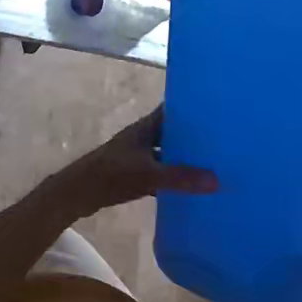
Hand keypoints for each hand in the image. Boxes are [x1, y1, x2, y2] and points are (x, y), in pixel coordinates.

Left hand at [50, 109, 217, 216]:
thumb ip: (180, 177)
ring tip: (214, 165)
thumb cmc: (111, 175)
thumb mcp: (149, 175)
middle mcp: (142, 137)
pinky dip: (173, 177)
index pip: (172, 110)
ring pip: (167, 153)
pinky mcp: (134, 173)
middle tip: (223, 142)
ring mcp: (137, 155)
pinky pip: (160, 171)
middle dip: (194, 137)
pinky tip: (191, 188)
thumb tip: (217, 180)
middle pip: (172, 132)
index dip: (192, 108)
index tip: (217, 110)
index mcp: (145, 128)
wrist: (78, 193)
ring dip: (185, 159)